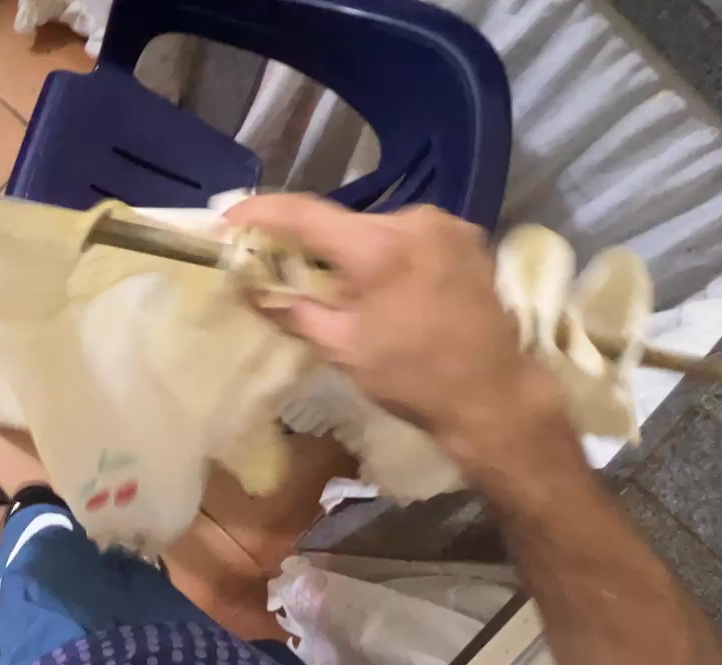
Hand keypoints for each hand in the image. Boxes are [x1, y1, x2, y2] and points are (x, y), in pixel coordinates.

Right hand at [225, 195, 573, 471]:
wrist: (492, 394)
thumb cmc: (411, 378)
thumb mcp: (341, 348)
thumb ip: (293, 311)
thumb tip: (252, 289)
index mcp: (377, 247)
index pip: (303, 215)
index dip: (260, 212)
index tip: (229, 218)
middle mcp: (413, 219)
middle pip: (341, 223)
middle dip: (307, 244)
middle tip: (281, 268)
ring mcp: (446, 224)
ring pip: (375, 230)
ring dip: (349, 253)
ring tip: (338, 290)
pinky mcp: (466, 237)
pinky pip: (406, 237)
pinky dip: (383, 255)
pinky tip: (380, 287)